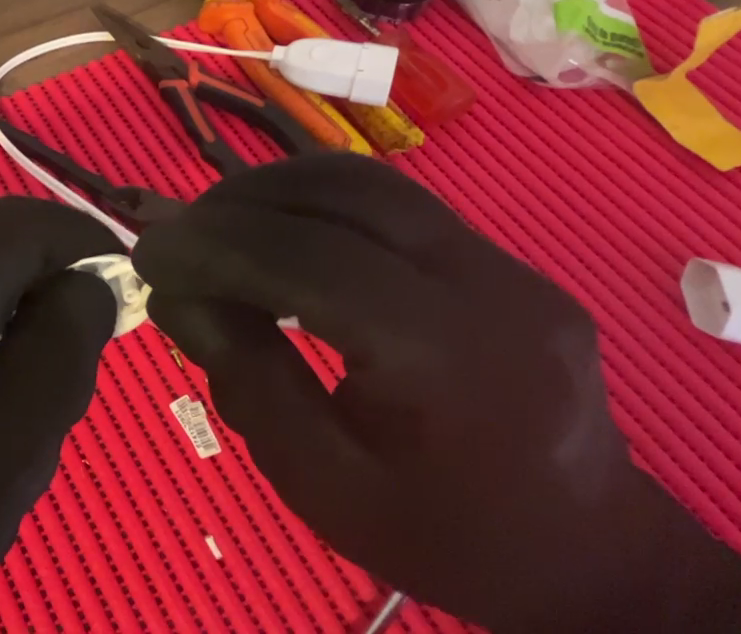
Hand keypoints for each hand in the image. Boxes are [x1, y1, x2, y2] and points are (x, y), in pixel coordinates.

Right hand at [132, 155, 740, 633]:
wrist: (591, 557)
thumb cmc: (445, 539)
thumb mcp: (323, 484)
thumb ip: (245, 378)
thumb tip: (177, 294)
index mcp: (452, 360)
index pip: (313, 262)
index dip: (218, 247)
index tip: (150, 256)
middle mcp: (492, 288)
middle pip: (345, 196)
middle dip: (240, 205)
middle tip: (176, 237)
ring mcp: (508, 265)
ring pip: (369, 182)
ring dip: (276, 190)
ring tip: (215, 226)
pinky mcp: (502, 260)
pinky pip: (392, 203)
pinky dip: (316, 203)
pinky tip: (276, 233)